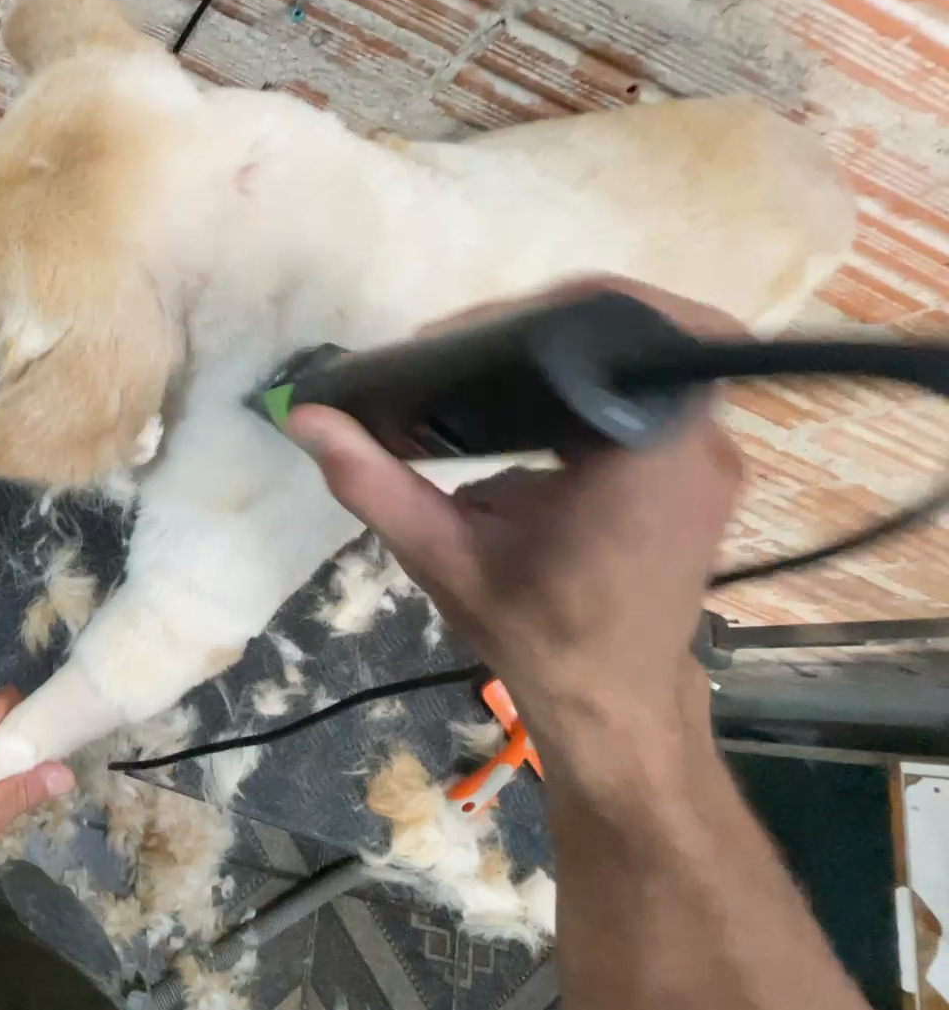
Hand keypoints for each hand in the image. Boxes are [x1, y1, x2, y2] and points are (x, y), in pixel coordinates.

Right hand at [287, 278, 744, 768]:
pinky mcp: (694, 466)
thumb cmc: (530, 632)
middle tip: (461, 348)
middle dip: (548, 321)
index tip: (465, 336)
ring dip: (567, 347)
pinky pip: (647, 389)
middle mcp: (697, 445)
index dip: (555, 311)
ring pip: (650, 353)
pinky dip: (585, 379)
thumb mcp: (436, 555)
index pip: (637, 332)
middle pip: (645, 329)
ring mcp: (707, 455)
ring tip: (480, 368)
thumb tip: (303, 419)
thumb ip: (369, 483)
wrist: (607, 698)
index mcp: (645, 461)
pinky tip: (521, 403)